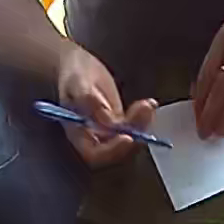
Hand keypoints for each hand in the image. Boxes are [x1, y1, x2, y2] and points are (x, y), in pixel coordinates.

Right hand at [56, 45, 157, 167]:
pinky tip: (150, 104)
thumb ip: (89, 100)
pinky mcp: (121, 126)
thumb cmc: (74, 76)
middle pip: (117, 151)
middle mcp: (95, 141)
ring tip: (148, 105)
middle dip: (133, 134)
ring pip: (129, 141)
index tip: (126, 137)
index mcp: (79, 137)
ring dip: (142, 126)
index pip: (95, 154)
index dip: (112, 150)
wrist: (80, 69)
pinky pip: (134, 129)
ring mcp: (109, 135)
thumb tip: (107, 119)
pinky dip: (144, 119)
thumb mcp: (78, 84)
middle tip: (144, 112)